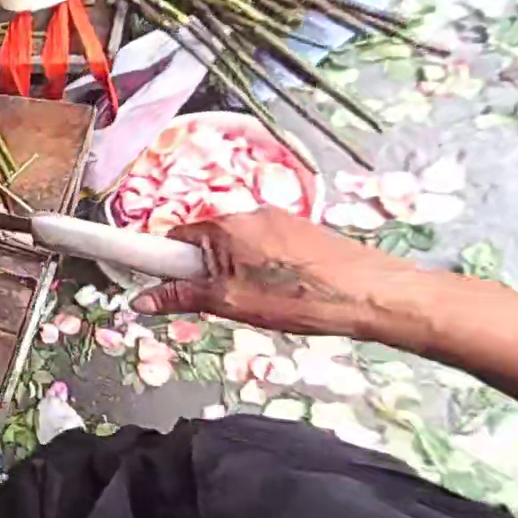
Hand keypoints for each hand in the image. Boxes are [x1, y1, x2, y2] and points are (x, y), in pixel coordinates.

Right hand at [132, 209, 431, 339]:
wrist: (379, 295)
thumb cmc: (298, 298)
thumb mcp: (228, 302)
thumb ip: (179, 297)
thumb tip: (139, 301)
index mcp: (223, 227)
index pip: (173, 238)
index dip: (166, 263)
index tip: (167, 284)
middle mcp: (247, 214)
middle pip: (204, 241)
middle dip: (202, 268)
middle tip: (218, 299)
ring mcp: (278, 219)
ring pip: (235, 245)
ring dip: (232, 268)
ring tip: (255, 299)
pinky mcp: (302, 229)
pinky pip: (262, 245)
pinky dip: (259, 265)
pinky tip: (280, 290)